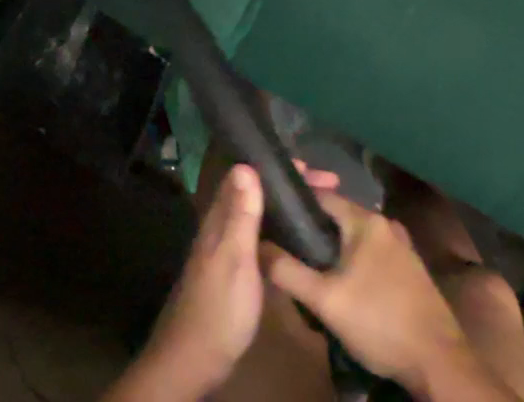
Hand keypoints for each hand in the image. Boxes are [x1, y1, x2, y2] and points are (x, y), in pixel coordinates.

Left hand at [113, 162, 339, 400]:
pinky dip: (283, 230)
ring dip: (287, 206)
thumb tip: (245, 164)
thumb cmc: (219, 307)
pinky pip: (263, 237)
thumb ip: (240, 214)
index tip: (311, 169)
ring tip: (322, 208)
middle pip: (256, 193)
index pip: (246, 176)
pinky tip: (302, 240)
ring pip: (260, 215)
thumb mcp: (234, 257)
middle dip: (289, 186)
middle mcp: (222, 228)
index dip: (277, 167)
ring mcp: (229, 250)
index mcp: (219, 220)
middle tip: (328, 187)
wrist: (195, 358)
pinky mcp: (237, 271)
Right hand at [262, 191, 479, 392]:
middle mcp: (386, 225)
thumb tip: (257, 246)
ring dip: (332, 251)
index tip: (271, 218)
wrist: (438, 362)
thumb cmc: (379, 321)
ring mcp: (402, 249)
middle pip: (338, 219)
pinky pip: (370, 257)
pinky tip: (339, 285)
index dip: (294, 204)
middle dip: (312, 232)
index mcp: (367, 221)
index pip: (321, 197)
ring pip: (354, 240)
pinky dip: (352, 264)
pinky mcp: (410, 272)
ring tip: (306, 269)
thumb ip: (286, 270)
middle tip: (285, 249)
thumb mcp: (324, 299)